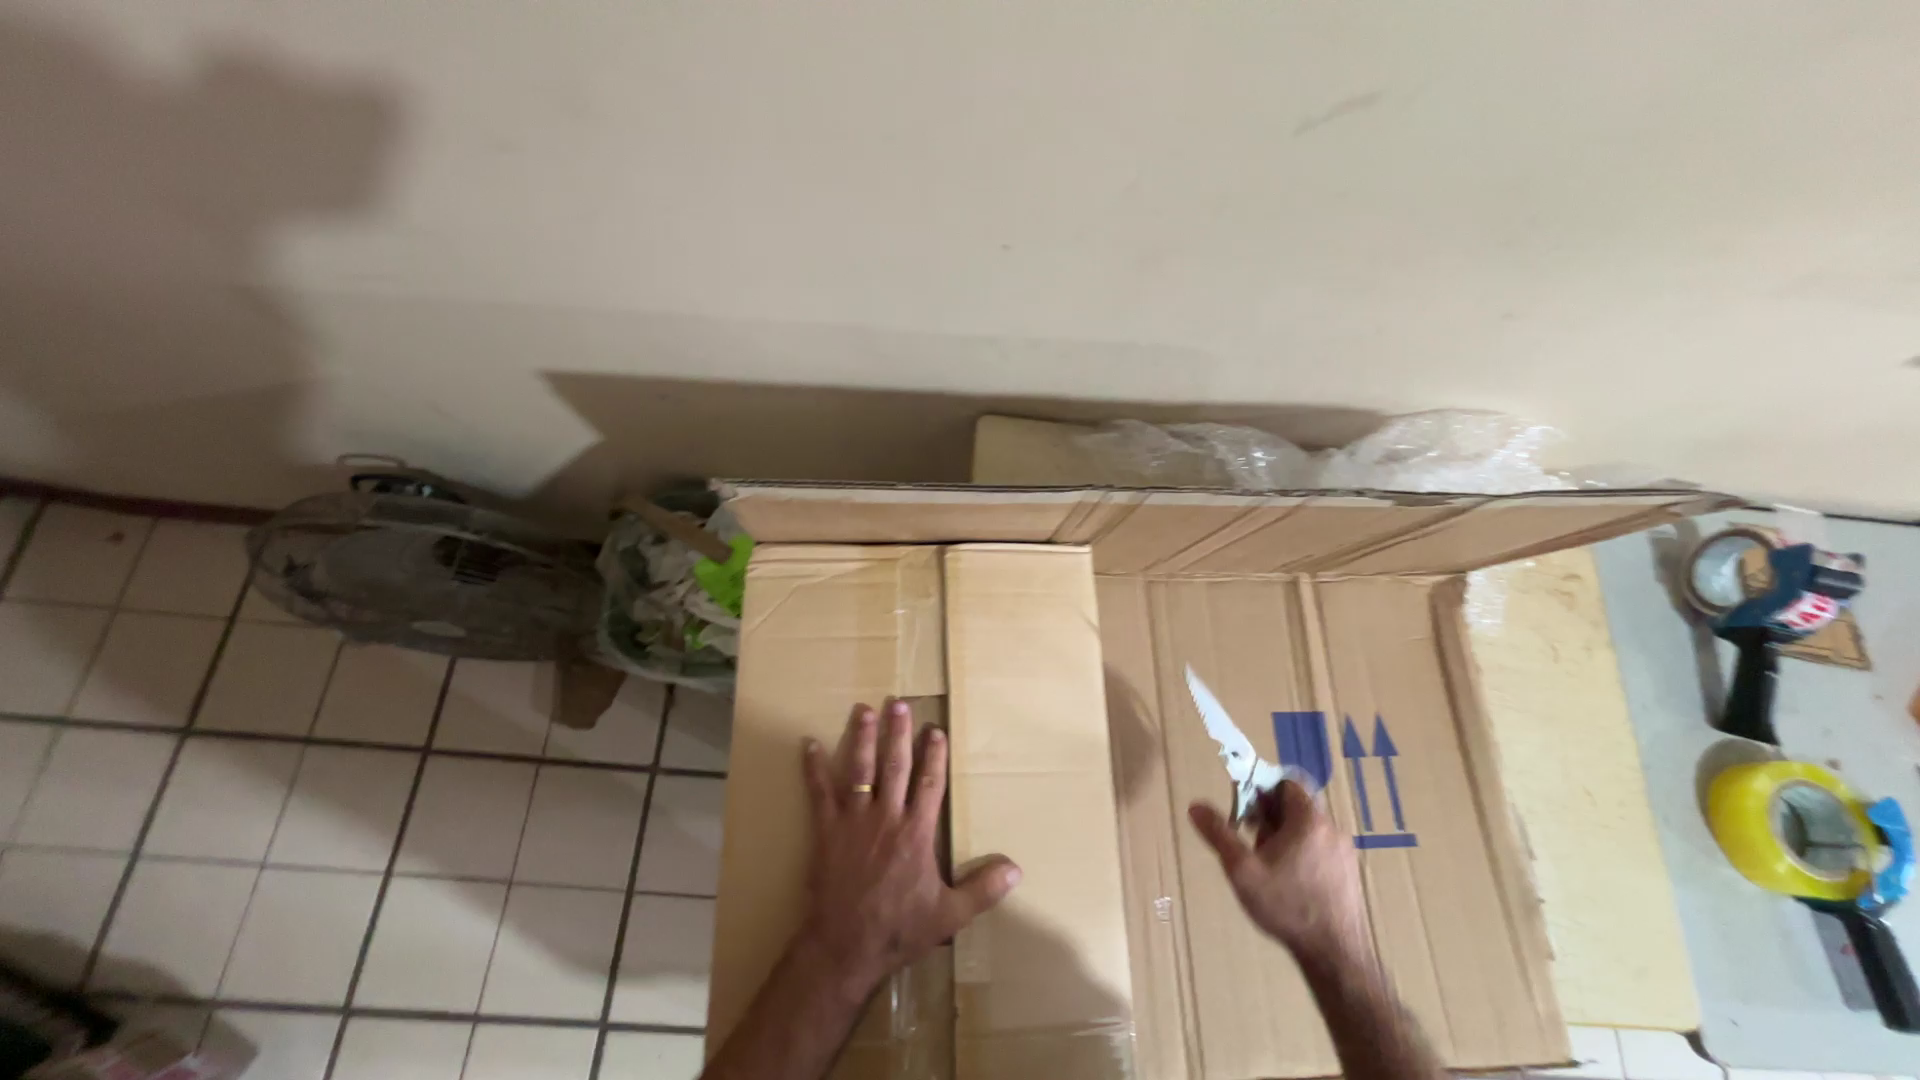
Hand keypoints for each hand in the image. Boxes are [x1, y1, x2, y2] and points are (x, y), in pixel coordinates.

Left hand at [795, 700, 1021, 997]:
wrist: (845, 946)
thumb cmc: (899, 930)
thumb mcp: (949, 915)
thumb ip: (983, 889)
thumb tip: (1017, 870)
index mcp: (917, 833)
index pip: (929, 783)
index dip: (934, 755)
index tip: (935, 730)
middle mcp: (886, 818)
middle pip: (894, 766)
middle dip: (897, 733)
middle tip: (899, 704)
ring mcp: (853, 821)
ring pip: (859, 770)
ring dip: (861, 738)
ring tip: (863, 710)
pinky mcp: (826, 831)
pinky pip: (819, 792)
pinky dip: (813, 767)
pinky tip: (808, 744)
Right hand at [1188, 781, 1369, 964]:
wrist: (1335, 954)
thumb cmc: (1286, 906)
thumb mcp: (1242, 870)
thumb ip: (1219, 834)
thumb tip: (1195, 805)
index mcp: (1309, 820)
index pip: (1288, 782)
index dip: (1263, 787)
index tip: (1243, 807)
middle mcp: (1332, 829)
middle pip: (1298, 805)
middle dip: (1270, 814)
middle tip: (1248, 835)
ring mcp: (1345, 853)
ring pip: (1309, 828)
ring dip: (1285, 834)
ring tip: (1265, 861)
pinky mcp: (1349, 874)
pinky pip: (1321, 847)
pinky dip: (1302, 851)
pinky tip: (1289, 880)